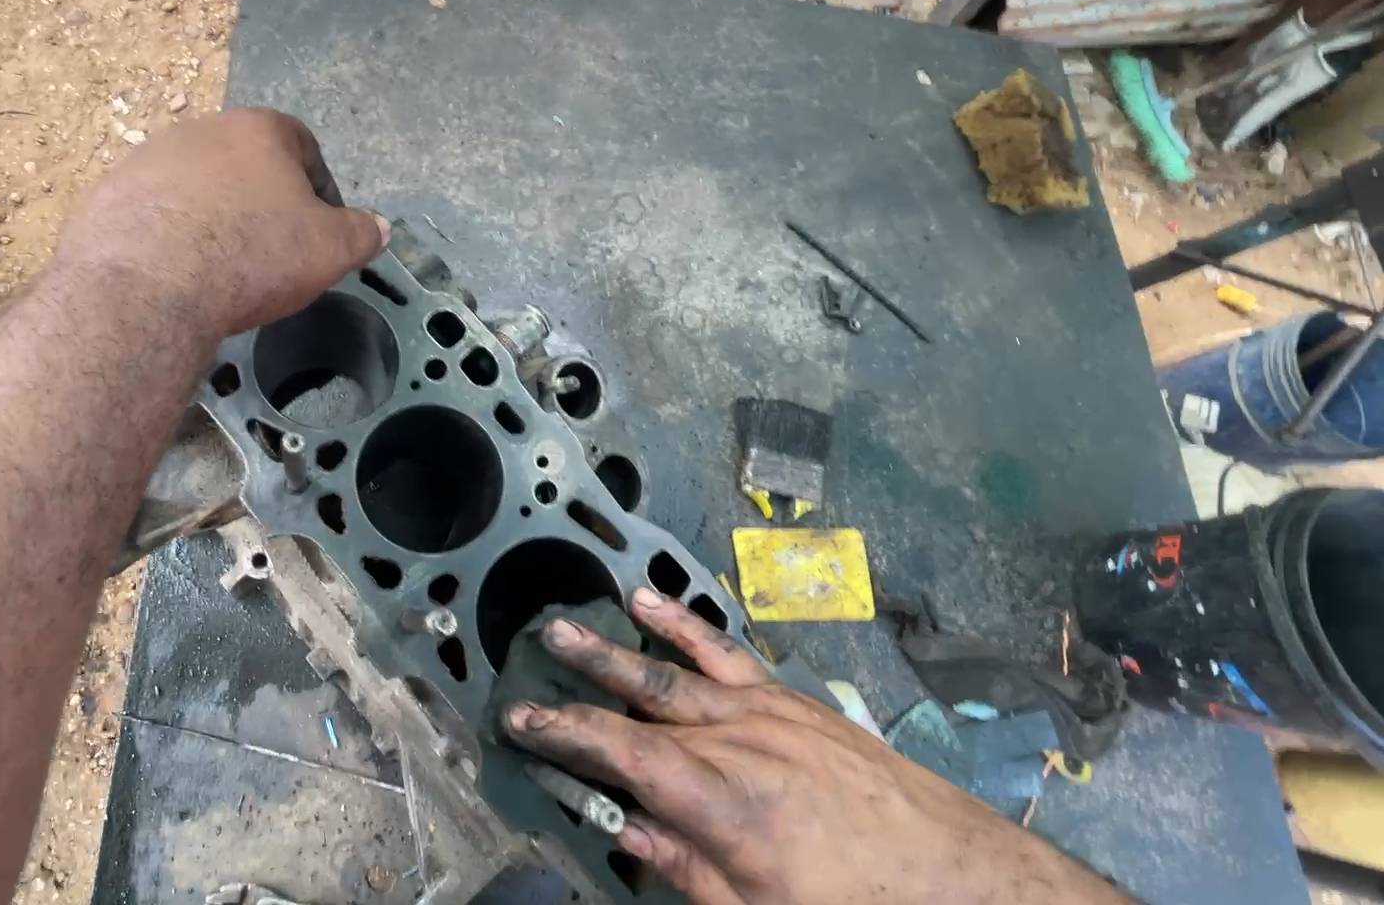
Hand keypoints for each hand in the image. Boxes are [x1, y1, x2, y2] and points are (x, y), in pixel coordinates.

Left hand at [52, 108, 388, 334]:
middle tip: (273, 251)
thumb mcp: (330, 250)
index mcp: (260, 129)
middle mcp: (202, 128)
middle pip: (247, 164)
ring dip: (216, 216)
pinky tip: (180, 272)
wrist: (148, 285)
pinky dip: (173, 234)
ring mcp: (149, 157)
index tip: (318, 231)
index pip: (303, 146)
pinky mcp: (111, 192)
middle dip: (264, 203)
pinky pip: (157, 211)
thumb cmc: (252, 254)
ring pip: (199, 186)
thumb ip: (361, 233)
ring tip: (222, 266)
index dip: (319, 190)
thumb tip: (381, 228)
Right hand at [503, 588, 1132, 904]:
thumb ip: (682, 866)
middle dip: (585, 669)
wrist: (962, 880)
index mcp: (721, 800)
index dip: (563, 734)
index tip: (519, 720)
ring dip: (623, 639)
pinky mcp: (791, 698)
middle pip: (642, 694)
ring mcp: (765, 709)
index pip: (621, 753)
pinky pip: (727, 651)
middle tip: (538, 642)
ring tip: (581, 615)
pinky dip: (685, 625)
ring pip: (677, 664)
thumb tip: (619, 828)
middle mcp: (736, 739)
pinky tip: (654, 604)